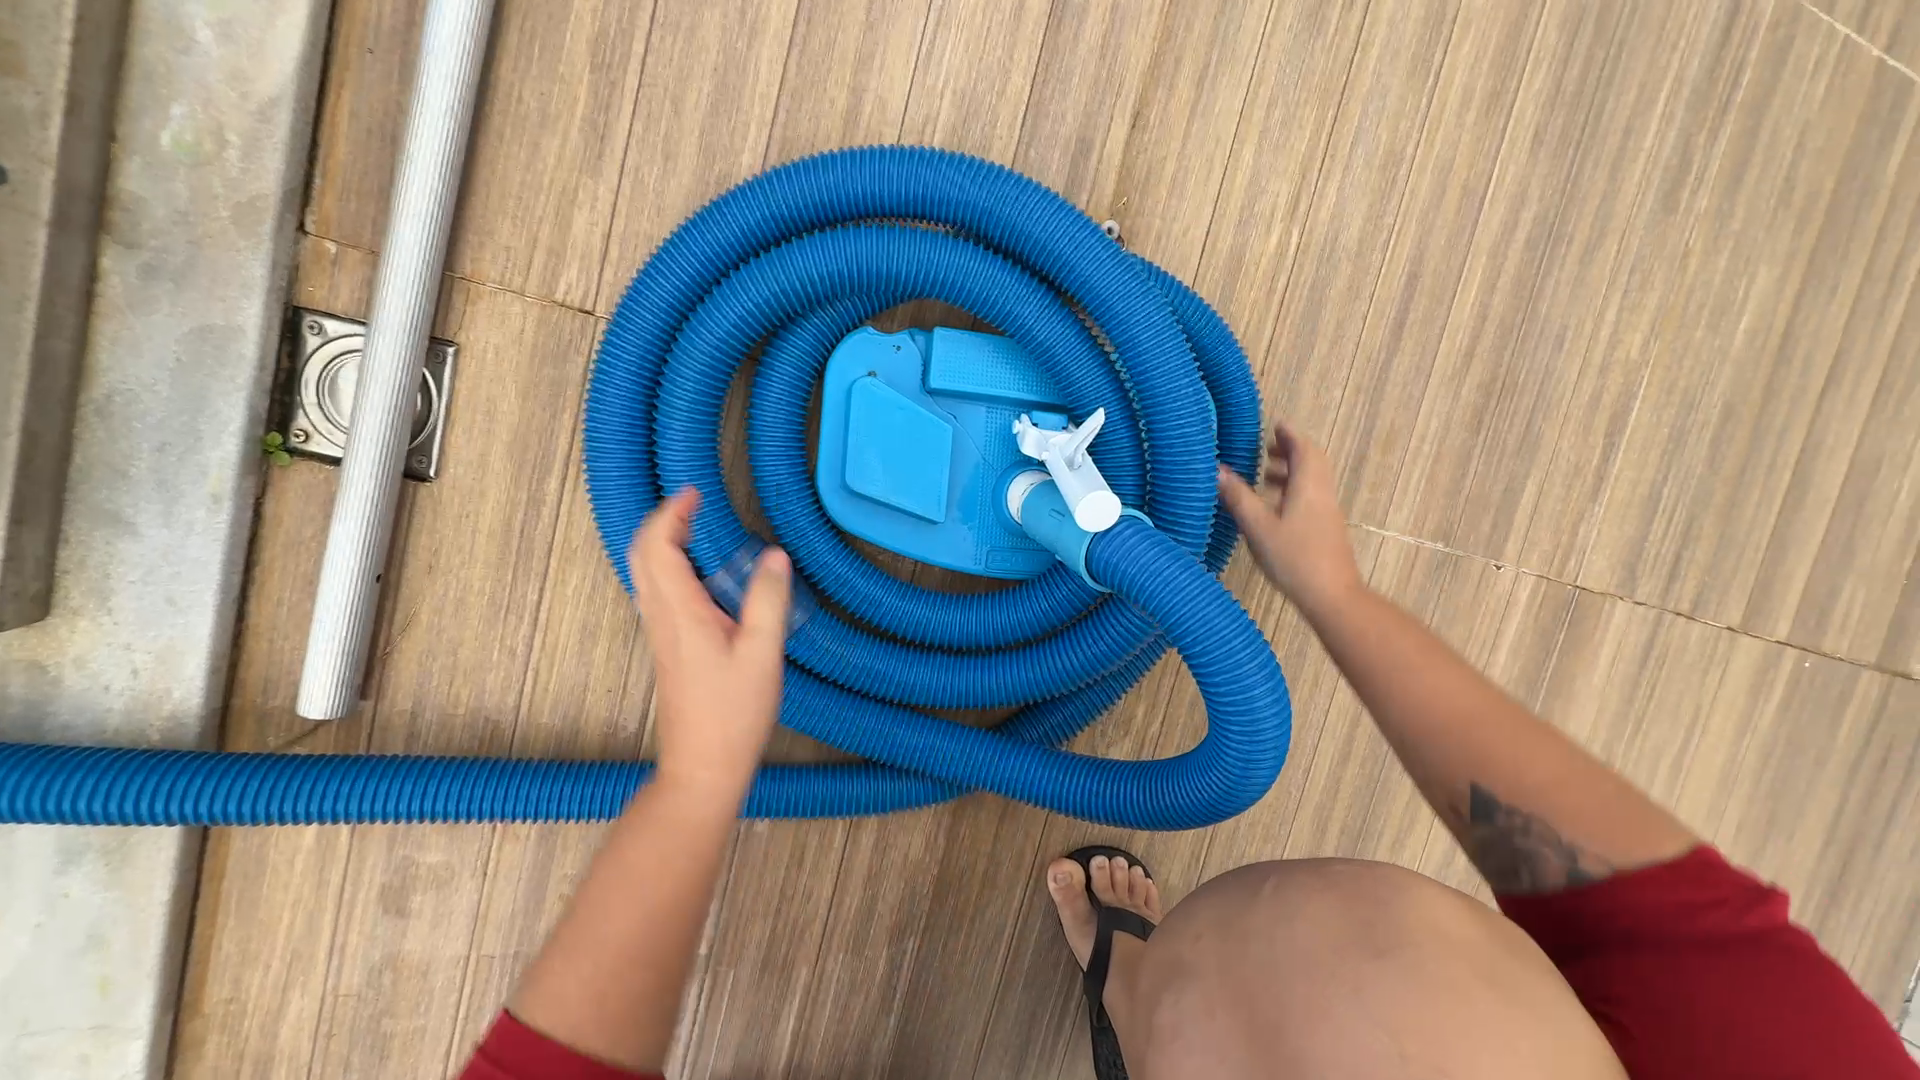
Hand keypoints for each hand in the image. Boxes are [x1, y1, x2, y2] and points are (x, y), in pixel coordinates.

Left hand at [628, 489, 791, 793]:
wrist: (702, 767)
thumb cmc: (733, 715)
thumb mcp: (762, 655)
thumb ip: (769, 601)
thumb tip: (774, 557)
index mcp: (681, 614)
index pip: (659, 548)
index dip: (672, 514)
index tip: (694, 493)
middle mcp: (661, 620)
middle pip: (642, 557)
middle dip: (661, 522)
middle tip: (692, 505)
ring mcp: (661, 636)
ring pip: (646, 576)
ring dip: (663, 545)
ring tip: (698, 531)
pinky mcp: (669, 651)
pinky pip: (658, 595)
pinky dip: (671, 570)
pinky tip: (702, 578)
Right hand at [1217, 422, 1364, 617]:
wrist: (1331, 595)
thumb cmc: (1293, 558)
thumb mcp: (1258, 527)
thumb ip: (1238, 498)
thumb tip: (1217, 471)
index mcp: (1308, 486)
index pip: (1303, 449)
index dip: (1289, 435)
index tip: (1275, 425)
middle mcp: (1321, 493)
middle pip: (1311, 462)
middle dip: (1290, 451)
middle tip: (1267, 447)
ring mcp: (1327, 512)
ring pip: (1312, 481)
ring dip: (1291, 471)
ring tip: (1265, 475)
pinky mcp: (1326, 529)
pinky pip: (1311, 497)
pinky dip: (1294, 490)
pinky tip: (1275, 508)